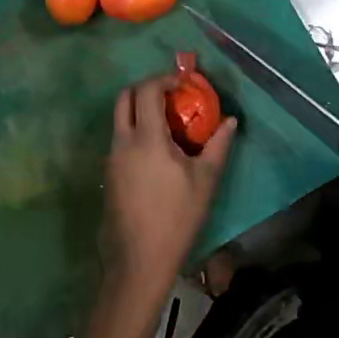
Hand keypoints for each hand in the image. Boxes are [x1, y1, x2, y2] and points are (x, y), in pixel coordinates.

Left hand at [100, 75, 237, 300]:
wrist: (140, 259)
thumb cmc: (177, 217)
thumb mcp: (205, 180)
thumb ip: (218, 145)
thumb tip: (230, 121)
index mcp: (146, 137)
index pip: (147, 90)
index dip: (164, 79)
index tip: (183, 82)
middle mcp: (122, 141)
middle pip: (124, 97)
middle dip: (146, 88)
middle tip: (171, 96)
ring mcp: (111, 158)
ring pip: (119, 118)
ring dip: (139, 109)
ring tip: (167, 123)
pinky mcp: (108, 173)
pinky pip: (119, 139)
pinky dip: (134, 130)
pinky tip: (156, 151)